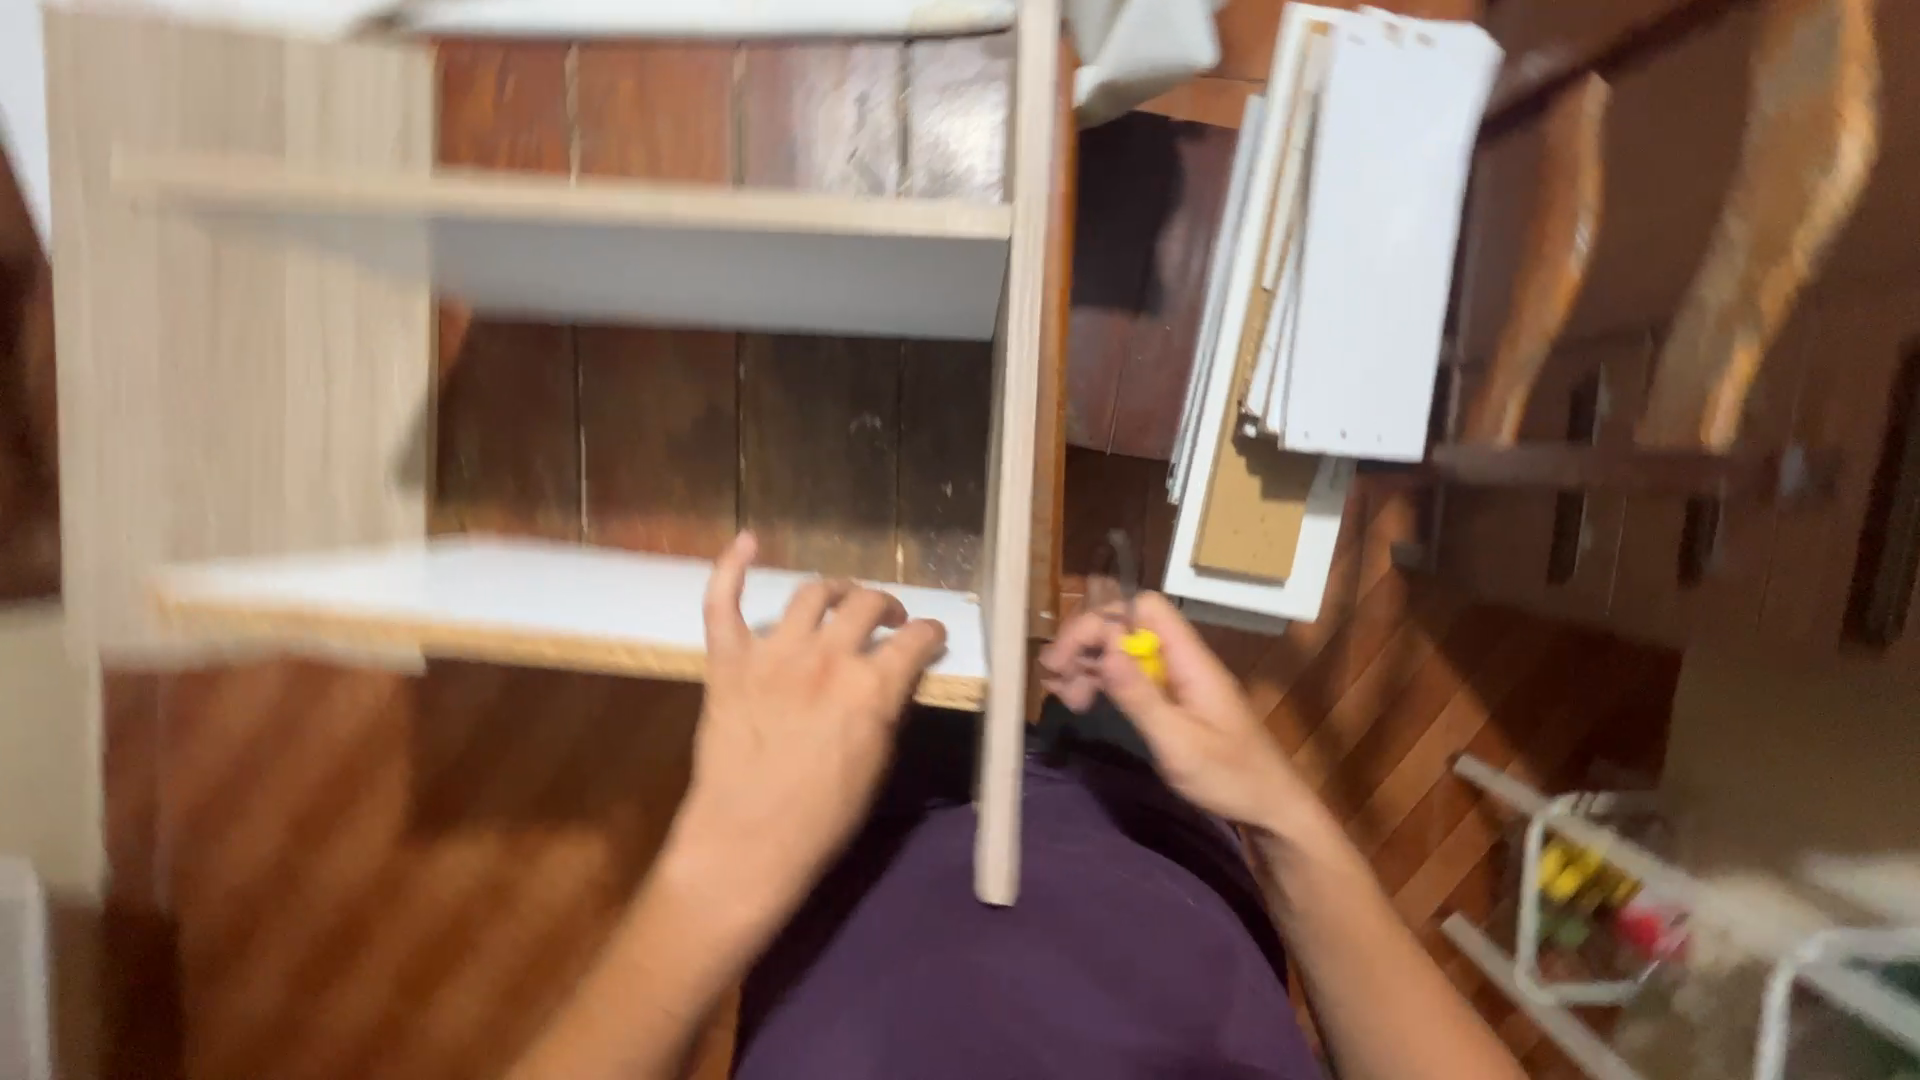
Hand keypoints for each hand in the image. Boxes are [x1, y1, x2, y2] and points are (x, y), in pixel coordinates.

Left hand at [659, 532, 947, 938]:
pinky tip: (748, 540)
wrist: (746, 841)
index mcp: (872, 686)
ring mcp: (773, 653)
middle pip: (868, 604)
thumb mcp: (879, 763)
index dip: (930, 633)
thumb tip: (894, 679)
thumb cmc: (823, 818)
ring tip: (842, 598)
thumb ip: (889, 709)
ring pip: (813, 593)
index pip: (916, 639)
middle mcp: (827, 657)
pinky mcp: (729, 660)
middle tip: (888, 619)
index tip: (932, 635)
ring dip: (837, 589)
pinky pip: (723, 602)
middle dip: (887, 606)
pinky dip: (732, 566)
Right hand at [1038, 593, 1320, 835]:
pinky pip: (1127, 675)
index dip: (1104, 619)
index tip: (1071, 654)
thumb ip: (1140, 695)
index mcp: (1189, 659)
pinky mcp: (1168, 698)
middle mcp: (1179, 659)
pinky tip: (1079, 700)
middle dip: (1085, 643)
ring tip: (1060, 694)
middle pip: (1125, 626)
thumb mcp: (1179, 742)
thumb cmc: (1229, 777)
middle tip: (1053, 676)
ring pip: (1120, 650)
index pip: (1143, 608)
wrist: (1270, 808)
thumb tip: (1105, 644)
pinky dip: (1099, 682)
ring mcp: (1173, 678)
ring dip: (1086, 664)